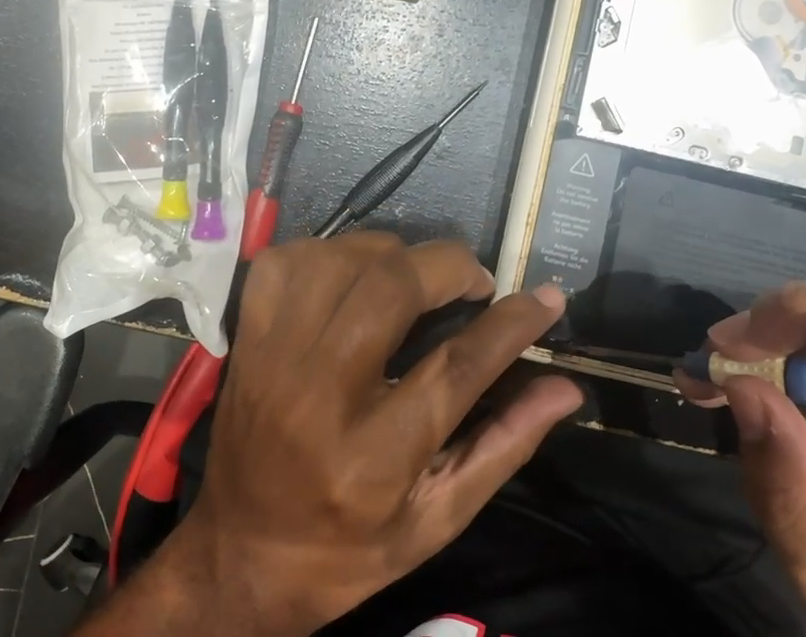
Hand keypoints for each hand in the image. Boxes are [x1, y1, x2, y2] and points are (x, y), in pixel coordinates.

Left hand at [84, 235, 579, 636]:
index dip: (511, 325)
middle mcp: (317, 396)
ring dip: (390, 253)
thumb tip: (564, 388)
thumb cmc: (348, 550)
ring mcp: (273, 359)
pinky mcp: (246, 339)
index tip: (546, 299)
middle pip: (389, 290)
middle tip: (475, 280)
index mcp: (373, 458)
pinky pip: (285, 263)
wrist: (240, 553)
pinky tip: (352, 274)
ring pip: (337, 262)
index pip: (456, 367)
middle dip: (448, 266)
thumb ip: (502, 446)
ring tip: (417, 275)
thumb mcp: (437, 519)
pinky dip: (327, 252)